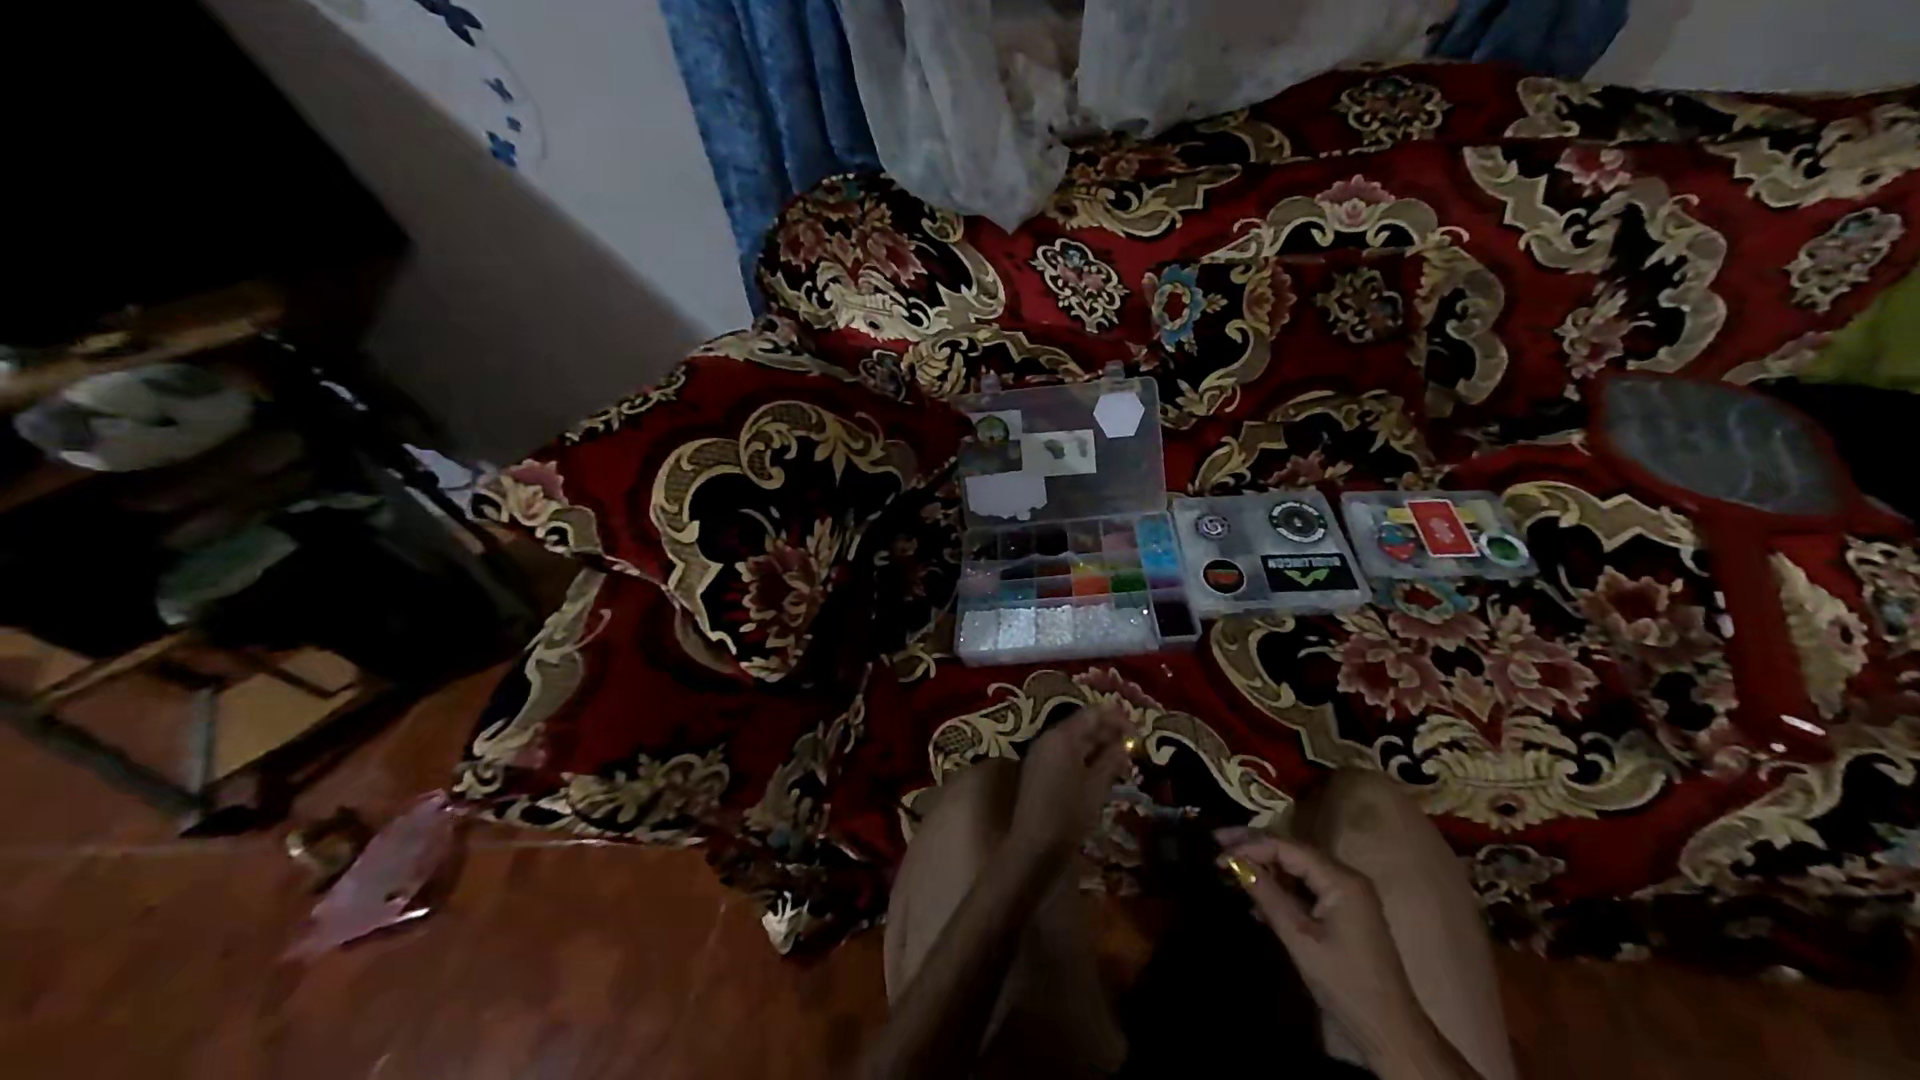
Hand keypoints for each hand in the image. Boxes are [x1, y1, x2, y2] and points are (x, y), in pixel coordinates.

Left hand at [1008, 705, 1134, 859]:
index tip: (1138, 728)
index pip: (1092, 714)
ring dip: (1099, 746)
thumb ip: (1112, 761)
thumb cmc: (1069, 814)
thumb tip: (1125, 743)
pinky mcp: (1039, 770)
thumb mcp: (1097, 787)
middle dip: (1109, 732)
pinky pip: (1066, 754)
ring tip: (1124, 759)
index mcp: (1062, 737)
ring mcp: (1042, 754)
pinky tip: (1103, 770)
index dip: (1116, 717)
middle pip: (1082, 726)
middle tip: (1135, 744)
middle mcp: (1049, 739)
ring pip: (1075, 741)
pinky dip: (1085, 758)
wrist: (1034, 845)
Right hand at [1214, 828, 1425, 1056]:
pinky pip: (1305, 887)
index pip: (1287, 847)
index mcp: (1341, 879)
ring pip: (1297, 867)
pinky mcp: (1343, 911)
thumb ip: (1267, 895)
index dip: (1249, 846)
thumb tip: (1234, 863)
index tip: (1218, 852)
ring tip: (1231, 870)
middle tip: (1218, 843)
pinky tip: (1257, 899)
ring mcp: (1347, 894)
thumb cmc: (1344, 981)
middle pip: (1292, 850)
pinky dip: (1280, 888)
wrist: (1389, 1029)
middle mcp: (1346, 877)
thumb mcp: (1299, 937)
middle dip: (1254, 847)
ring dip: (1265, 868)